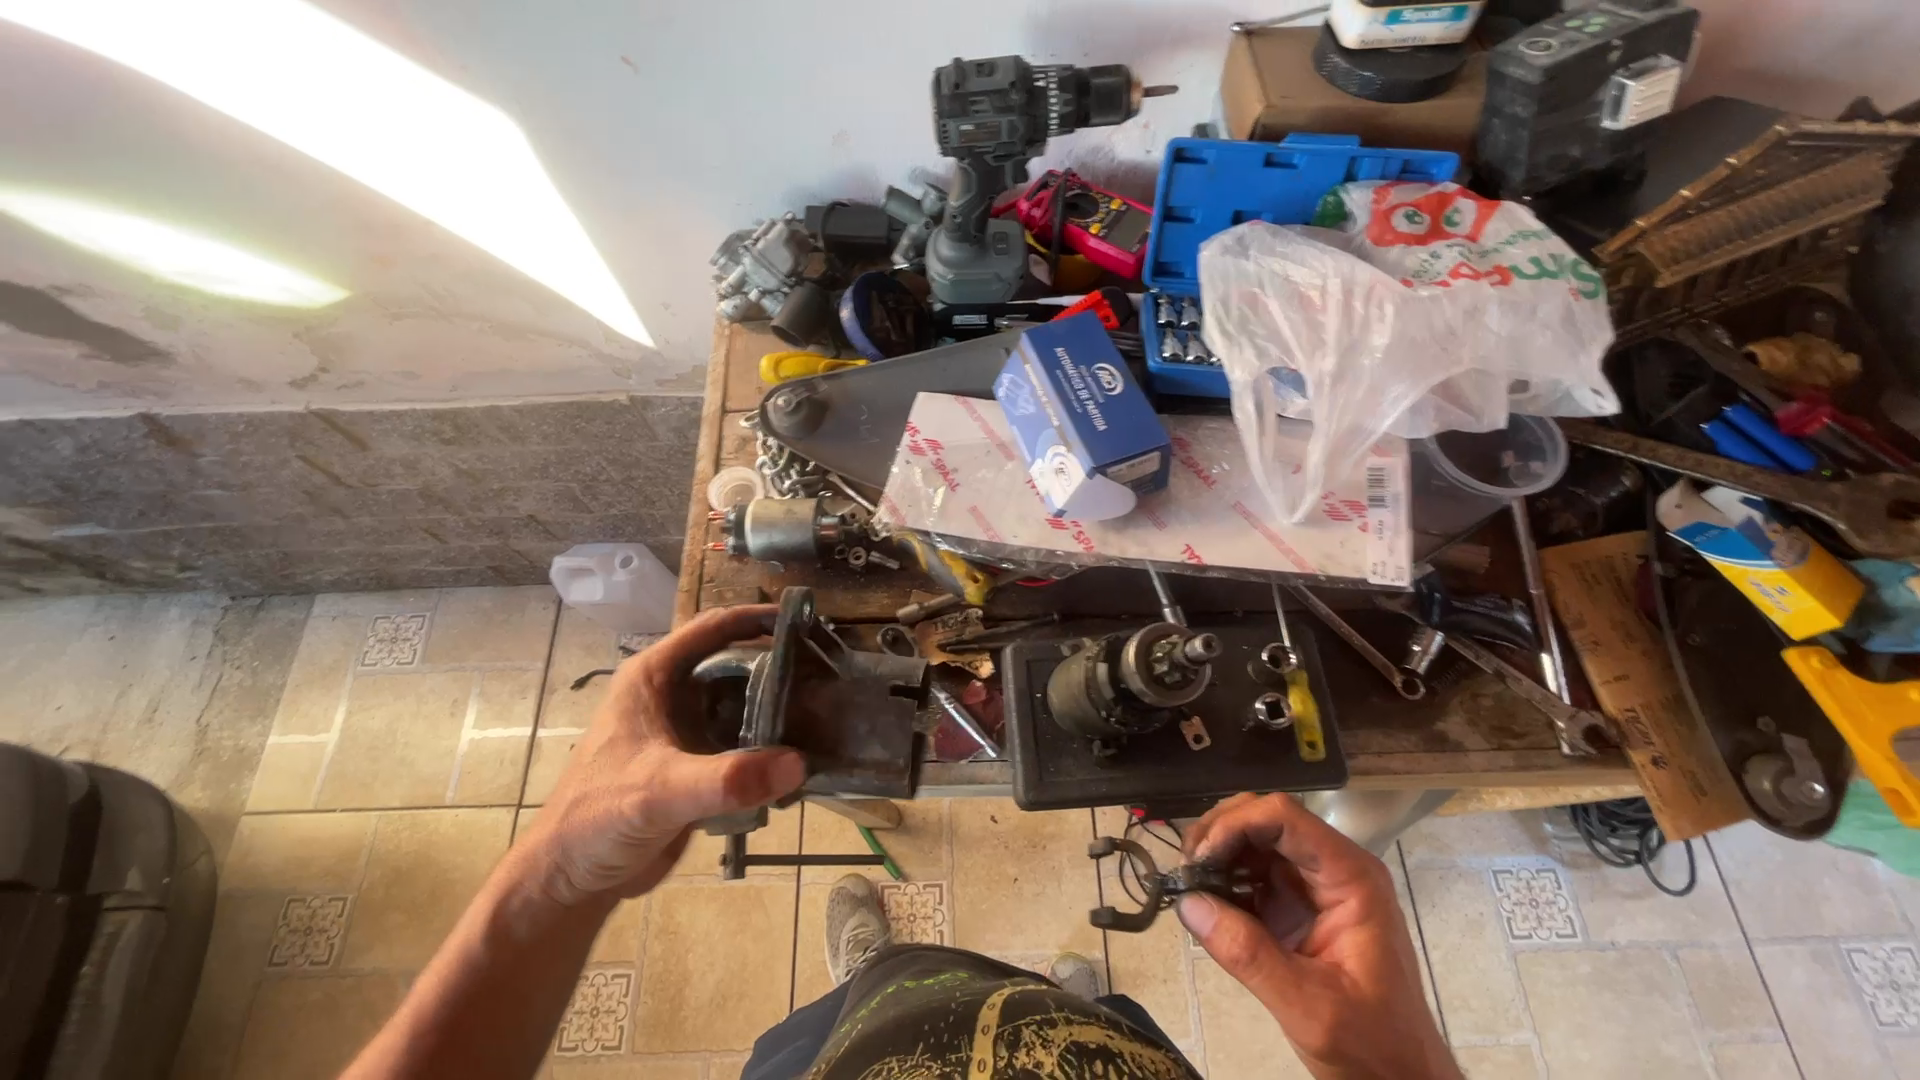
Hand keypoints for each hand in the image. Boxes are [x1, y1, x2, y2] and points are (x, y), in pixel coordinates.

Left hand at [507, 605, 806, 908]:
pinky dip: (771, 748)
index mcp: (653, 677)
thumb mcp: (660, 791)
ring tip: (827, 711)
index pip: (714, 628)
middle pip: (736, 664)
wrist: (569, 879)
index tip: (808, 620)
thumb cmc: (598, 820)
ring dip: (780, 708)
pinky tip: (802, 758)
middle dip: (780, 664)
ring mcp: (685, 731)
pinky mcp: (696, 766)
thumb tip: (798, 763)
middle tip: (829, 671)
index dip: (759, 618)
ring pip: (743, 705)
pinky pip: (743, 745)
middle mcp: (672, 695)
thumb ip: (727, 778)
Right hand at [1177, 794, 1458, 1079]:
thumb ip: (1249, 955)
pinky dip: (1224, 877)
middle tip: (1186, 869)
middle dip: (1219, 832)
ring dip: (1217, 852)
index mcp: (1350, 878)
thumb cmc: (1371, 1046)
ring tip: (1190, 884)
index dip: (1234, 825)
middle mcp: (1333, 867)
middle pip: (1266, 818)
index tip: (1199, 860)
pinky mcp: (1298, 904)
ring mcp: (1315, 884)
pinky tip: (1206, 901)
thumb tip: (1188, 903)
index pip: (1284, 816)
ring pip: (1255, 838)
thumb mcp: (1308, 1007)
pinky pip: (1254, 871)